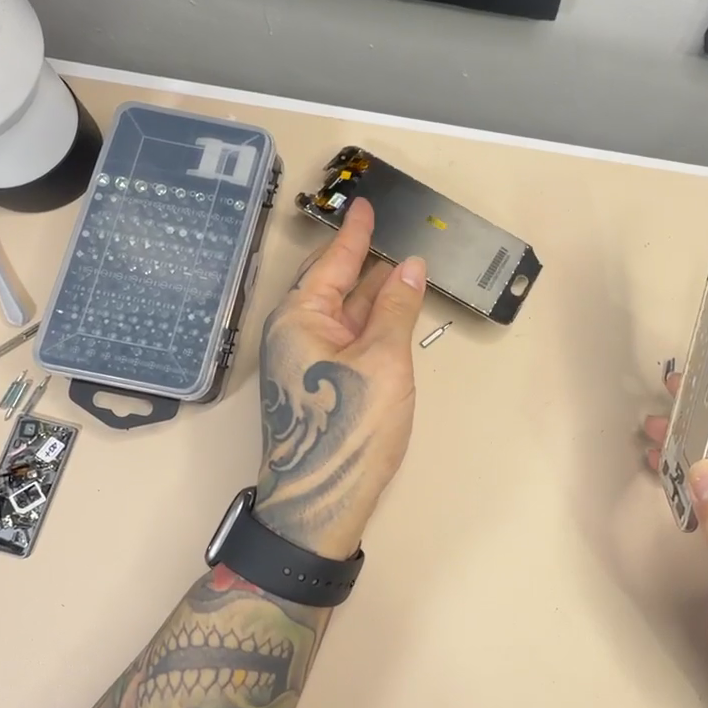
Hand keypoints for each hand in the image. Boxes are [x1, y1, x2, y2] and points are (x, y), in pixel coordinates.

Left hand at [256, 198, 426, 558]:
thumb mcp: (383, 361)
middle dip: (364, 260)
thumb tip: (410, 266)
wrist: (322, 502)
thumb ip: (397, 309)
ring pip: (345, 312)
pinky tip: (393, 312)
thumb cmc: (349, 428)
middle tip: (391, 233)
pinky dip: (372, 320)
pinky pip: (348, 338)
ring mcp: (307, 360)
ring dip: (374, 291)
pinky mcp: (320, 383)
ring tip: (403, 267)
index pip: (334, 262)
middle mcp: (297, 332)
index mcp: (300, 317)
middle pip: (336, 284)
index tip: (365, 206)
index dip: (355, 234)